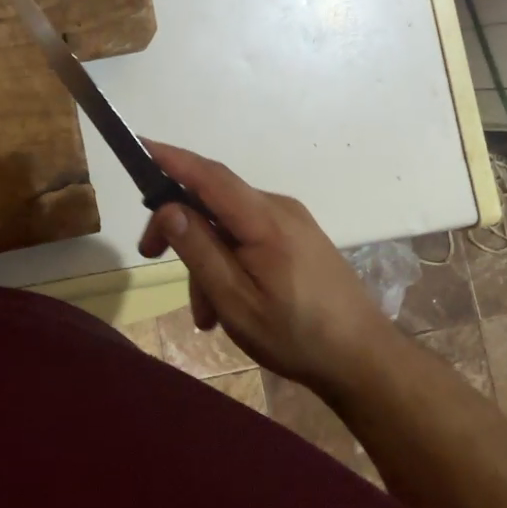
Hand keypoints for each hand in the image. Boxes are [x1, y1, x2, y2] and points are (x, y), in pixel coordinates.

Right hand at [137, 141, 396, 393]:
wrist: (368, 364)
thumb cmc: (298, 336)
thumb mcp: (236, 301)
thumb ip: (199, 250)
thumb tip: (167, 208)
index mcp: (265, 220)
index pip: (209, 175)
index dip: (172, 158)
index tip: (139, 144)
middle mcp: (278, 209)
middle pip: (212, 199)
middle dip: (179, 225)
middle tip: (150, 255)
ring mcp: (291, 223)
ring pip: (228, 224)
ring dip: (205, 258)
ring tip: (204, 313)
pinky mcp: (298, 239)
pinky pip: (247, 236)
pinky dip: (227, 262)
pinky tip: (225, 304)